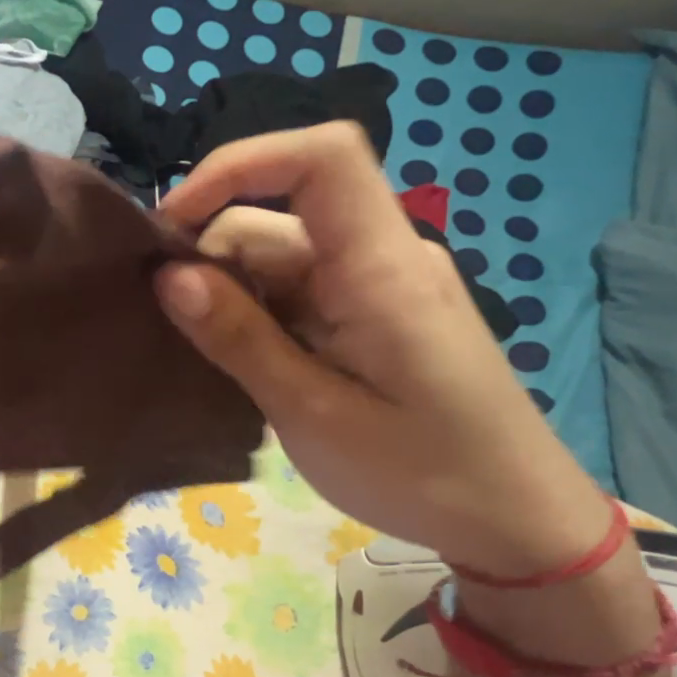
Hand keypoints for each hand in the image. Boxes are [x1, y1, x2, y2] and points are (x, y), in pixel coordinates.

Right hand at [152, 123, 608, 576]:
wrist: (513, 517)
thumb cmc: (418, 471)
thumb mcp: (311, 412)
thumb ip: (239, 339)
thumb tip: (167, 275)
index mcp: (380, 269)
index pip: (321, 160)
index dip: (236, 165)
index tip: (167, 227)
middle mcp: (381, 257)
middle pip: (274, 215)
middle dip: (205, 256)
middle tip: (163, 328)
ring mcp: (375, 284)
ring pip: (274, 255)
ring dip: (222, 292)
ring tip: (196, 357)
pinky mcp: (369, 312)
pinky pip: (292, 288)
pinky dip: (249, 312)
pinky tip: (232, 360)